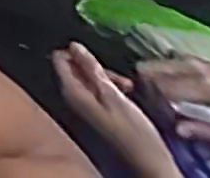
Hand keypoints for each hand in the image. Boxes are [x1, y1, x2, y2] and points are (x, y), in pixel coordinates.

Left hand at [53, 44, 176, 177]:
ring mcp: (81, 110)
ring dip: (106, 80)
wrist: (151, 171)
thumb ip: (91, 69)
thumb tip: (73, 44)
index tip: (100, 62)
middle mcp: (70, 99)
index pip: (59, 58)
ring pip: (86, 81)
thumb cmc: (135, 134)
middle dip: (96, 69)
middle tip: (122, 80)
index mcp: (70, 92)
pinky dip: (108, 92)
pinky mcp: (94, 118)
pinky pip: (94, 95)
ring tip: (128, 88)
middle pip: (74, 69)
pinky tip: (127, 98)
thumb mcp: (114, 97)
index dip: (77, 54)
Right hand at [140, 58, 209, 135]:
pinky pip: (165, 65)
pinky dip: (162, 77)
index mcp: (199, 82)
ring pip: (154, 65)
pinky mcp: (194, 60)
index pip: (156, 86)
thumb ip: (206, 128)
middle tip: (156, 109)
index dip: (151, 102)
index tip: (156, 116)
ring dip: (152, 82)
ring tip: (165, 103)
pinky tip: (175, 93)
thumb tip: (175, 128)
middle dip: (145, 88)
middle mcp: (188, 65)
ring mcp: (190, 59)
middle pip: (146, 70)